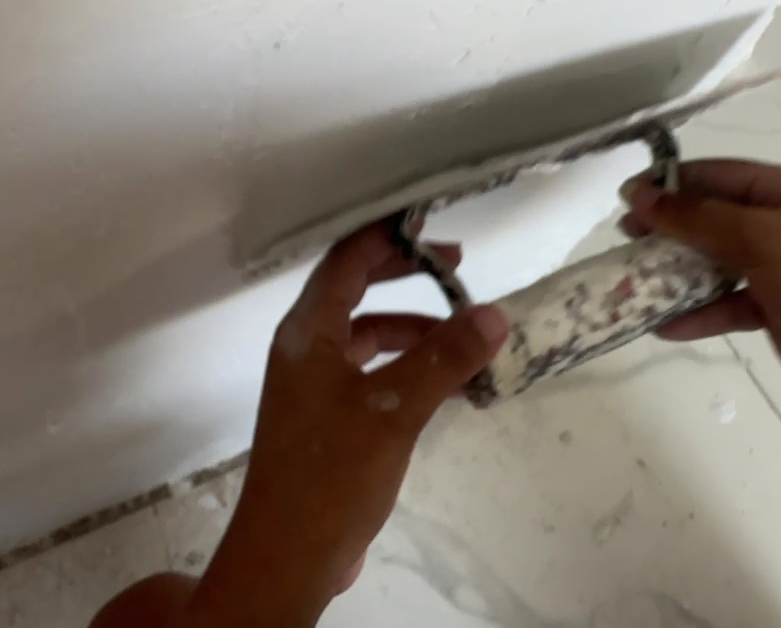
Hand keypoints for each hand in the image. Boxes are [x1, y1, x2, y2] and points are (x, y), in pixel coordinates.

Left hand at [185, 221, 507, 626]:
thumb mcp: (393, 410)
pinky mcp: (325, 411)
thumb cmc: (331, 473)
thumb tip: (493, 314)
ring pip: (367, 331)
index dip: (388, 234)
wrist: (287, 556)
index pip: (348, 257)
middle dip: (406, 273)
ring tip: (465, 337)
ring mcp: (313, 378)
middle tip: (457, 268)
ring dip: (413, 328)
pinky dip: (405, 365)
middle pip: (356, 286)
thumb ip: (443, 359)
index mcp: (309, 328)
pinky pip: (369, 368)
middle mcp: (305, 343)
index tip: (432, 223)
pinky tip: (445, 384)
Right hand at [621, 159, 780, 413]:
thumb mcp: (762, 239)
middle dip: (667, 229)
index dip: (668, 184)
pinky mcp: (777, 307)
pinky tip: (665, 325)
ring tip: (635, 282)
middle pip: (711, 216)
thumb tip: (637, 195)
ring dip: (676, 272)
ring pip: (714, 260)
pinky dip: (697, 311)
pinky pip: (726, 301)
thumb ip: (696, 217)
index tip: (624, 201)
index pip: (715, 174)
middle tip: (627, 241)